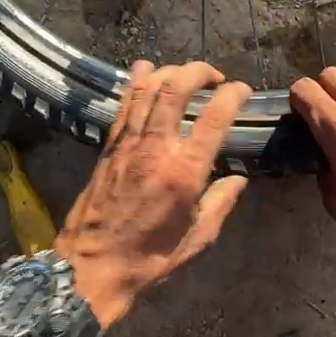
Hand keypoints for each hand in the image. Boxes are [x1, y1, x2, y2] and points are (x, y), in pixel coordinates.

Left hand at [54, 61, 250, 325]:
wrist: (93, 266)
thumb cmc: (150, 258)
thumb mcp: (198, 239)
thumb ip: (221, 203)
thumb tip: (238, 180)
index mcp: (184, 172)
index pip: (215, 118)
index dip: (233, 95)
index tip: (243, 90)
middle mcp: (157, 148)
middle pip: (177, 88)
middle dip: (199, 71)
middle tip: (214, 77)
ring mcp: (129, 142)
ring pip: (148, 88)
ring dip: (170, 71)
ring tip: (186, 73)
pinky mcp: (109, 144)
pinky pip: (125, 102)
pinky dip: (138, 80)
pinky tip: (148, 70)